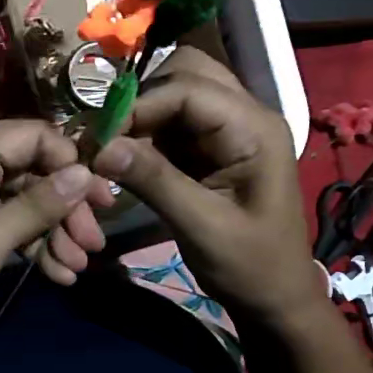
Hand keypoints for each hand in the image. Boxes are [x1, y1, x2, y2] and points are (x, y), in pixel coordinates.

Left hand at [0, 121, 114, 367]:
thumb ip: (39, 206)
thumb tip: (86, 173)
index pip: (29, 136)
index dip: (69, 163)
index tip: (101, 200)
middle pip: (29, 168)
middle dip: (64, 208)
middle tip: (94, 243)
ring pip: (22, 195)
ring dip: (53, 230)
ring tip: (78, 266)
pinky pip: (6, 216)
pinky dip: (31, 241)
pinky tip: (58, 272)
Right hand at [87, 49, 325, 327]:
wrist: (274, 297)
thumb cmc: (250, 266)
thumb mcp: (201, 226)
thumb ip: (154, 181)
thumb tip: (100, 148)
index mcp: (255, 129)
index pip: (189, 89)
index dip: (139, 105)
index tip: (98, 138)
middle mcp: (245, 116)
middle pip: (186, 75)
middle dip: (141, 101)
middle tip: (107, 140)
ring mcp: (230, 130)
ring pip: (177, 95)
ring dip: (142, 118)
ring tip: (112, 153)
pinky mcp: (213, 149)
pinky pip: (174, 124)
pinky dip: (147, 136)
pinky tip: (128, 162)